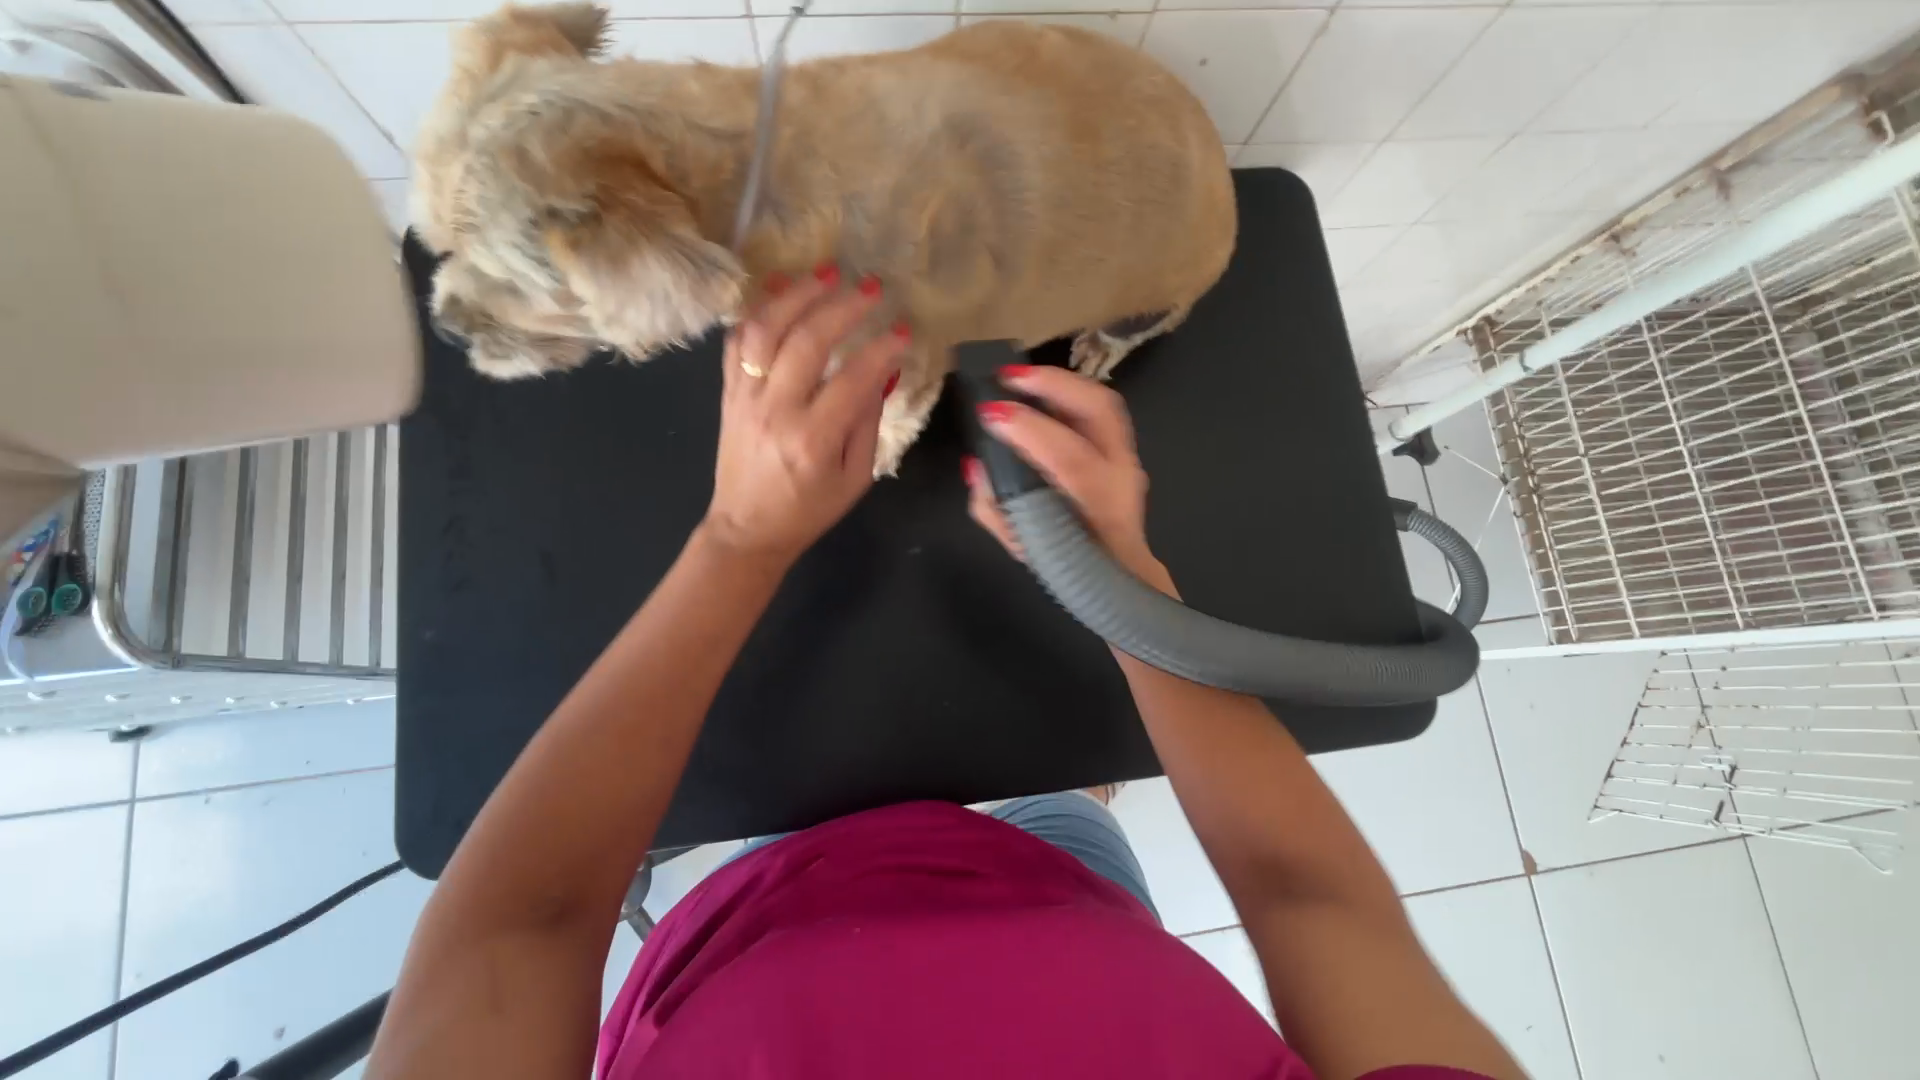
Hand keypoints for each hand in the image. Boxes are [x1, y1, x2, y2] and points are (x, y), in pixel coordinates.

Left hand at [702, 268, 906, 565]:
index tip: (902, 330)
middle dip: (843, 307)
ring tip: (827, 273)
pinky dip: (758, 310)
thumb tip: (883, 371)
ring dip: (797, 295)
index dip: (881, 349)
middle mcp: (775, 412)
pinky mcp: (728, 393)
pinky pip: (737, 341)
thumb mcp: (855, 479)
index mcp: (813, 440)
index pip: (852, 379)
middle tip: (872, 288)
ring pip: (765, 330)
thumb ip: (868, 423)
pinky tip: (782, 290)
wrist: (747, 529)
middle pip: (808, 342)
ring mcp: (745, 398)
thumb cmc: (809, 510)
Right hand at [964, 365, 1176, 596]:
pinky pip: (1100, 409)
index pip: (1069, 458)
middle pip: (1099, 412)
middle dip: (1052, 385)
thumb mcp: (1021, 546)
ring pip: (1104, 402)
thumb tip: (976, 465)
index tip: (991, 413)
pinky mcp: (1126, 449)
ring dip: (1061, 382)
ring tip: (1020, 376)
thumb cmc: (1066, 563)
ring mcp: (1129, 459)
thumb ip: (993, 508)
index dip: (1029, 429)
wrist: (1118, 576)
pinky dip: (1068, 393)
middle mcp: (1121, 476)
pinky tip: (1039, 390)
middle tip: (1007, 376)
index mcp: (1098, 506)